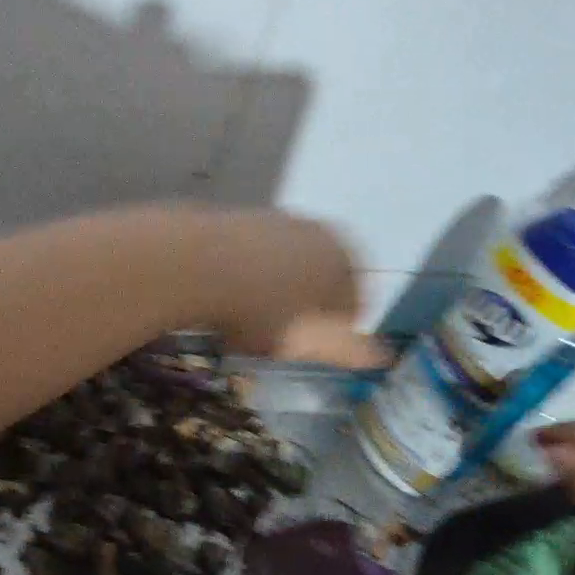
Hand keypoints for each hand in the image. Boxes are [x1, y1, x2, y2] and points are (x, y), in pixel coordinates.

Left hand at [187, 208, 384, 369]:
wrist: (193, 264)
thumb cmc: (261, 310)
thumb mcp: (305, 341)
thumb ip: (346, 349)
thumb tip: (380, 356)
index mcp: (341, 257)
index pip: (355, 297)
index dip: (340, 326)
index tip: (319, 345)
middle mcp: (313, 230)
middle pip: (321, 273)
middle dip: (309, 302)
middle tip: (288, 330)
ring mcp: (272, 219)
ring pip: (285, 260)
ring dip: (277, 285)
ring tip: (255, 314)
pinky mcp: (235, 218)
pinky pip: (251, 254)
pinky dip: (247, 273)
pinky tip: (228, 292)